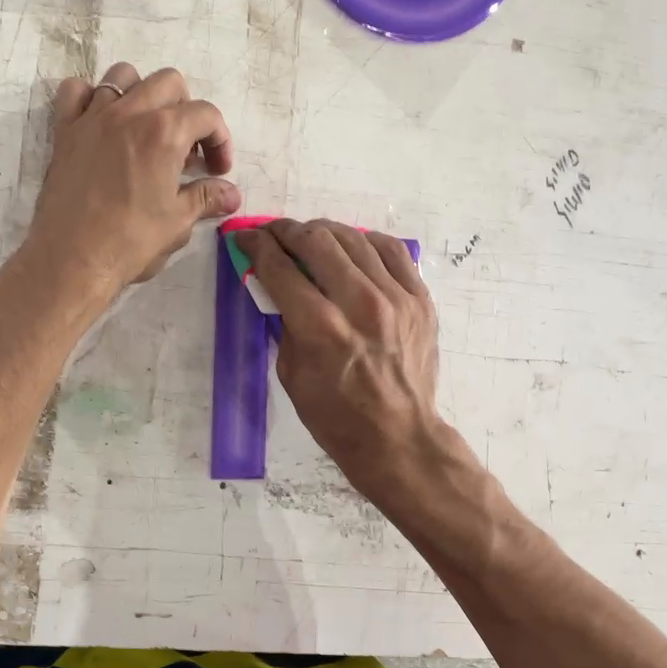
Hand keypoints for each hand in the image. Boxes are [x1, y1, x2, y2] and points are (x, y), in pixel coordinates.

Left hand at [21, 63, 240, 296]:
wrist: (71, 260)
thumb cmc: (129, 243)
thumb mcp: (177, 223)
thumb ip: (205, 198)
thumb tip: (231, 194)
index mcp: (164, 132)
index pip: (205, 114)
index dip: (220, 140)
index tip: (217, 169)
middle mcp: (129, 113)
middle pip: (168, 83)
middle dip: (185, 109)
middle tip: (184, 147)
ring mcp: (93, 118)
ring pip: (123, 77)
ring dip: (141, 94)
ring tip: (145, 128)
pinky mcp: (65, 132)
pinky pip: (75, 92)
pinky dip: (90, 98)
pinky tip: (100, 122)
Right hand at [235, 219, 451, 504]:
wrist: (396, 436)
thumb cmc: (334, 415)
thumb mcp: (291, 373)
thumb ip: (285, 324)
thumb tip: (278, 286)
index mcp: (320, 328)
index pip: (280, 268)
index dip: (257, 246)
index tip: (246, 238)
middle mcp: (359, 304)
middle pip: (317, 242)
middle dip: (288, 231)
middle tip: (275, 234)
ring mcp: (395, 298)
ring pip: (354, 239)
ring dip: (324, 232)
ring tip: (310, 237)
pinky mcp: (420, 299)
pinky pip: (392, 250)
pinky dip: (365, 241)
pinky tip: (352, 245)